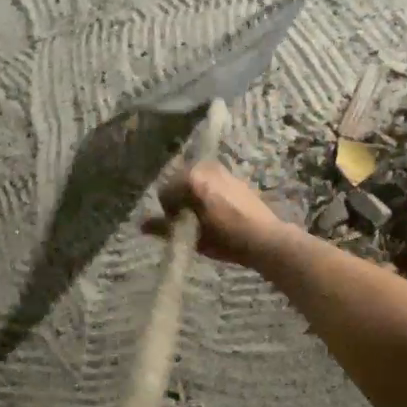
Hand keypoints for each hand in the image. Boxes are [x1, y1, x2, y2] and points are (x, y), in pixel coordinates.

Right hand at [144, 160, 291, 270]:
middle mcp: (206, 168)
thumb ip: (164, 227)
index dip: (167, 209)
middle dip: (180, 198)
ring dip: (194, 194)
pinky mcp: (236, 177)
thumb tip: (141, 225)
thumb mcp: (193, 236)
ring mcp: (223, 170)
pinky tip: (219, 211)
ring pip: (196, 179)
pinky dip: (209, 192)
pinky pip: (212, 181)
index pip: (166, 190)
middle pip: (180, 180)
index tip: (177, 224)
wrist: (265, 238)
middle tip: (189, 220)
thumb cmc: (226, 238)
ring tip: (204, 216)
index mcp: (192, 178)